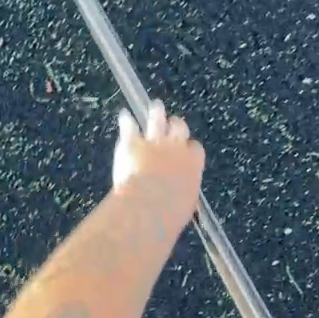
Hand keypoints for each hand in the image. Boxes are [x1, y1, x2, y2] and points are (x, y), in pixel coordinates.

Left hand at [111, 99, 203, 224]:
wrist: (149, 204)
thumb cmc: (171, 211)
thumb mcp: (184, 205)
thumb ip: (183, 195)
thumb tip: (179, 201)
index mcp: (192, 163)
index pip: (195, 149)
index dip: (189, 148)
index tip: (185, 151)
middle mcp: (175, 147)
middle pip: (179, 128)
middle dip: (176, 125)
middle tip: (173, 123)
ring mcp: (154, 142)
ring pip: (157, 120)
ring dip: (156, 113)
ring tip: (155, 106)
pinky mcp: (132, 143)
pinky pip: (130, 126)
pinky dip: (127, 121)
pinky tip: (124, 115)